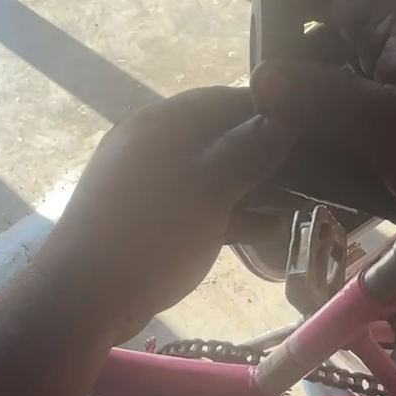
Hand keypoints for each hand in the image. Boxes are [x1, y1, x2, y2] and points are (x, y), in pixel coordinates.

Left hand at [36, 87, 295, 343]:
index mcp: (163, 122)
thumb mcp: (212, 187)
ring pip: (210, 175)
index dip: (270, 113)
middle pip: (219, 138)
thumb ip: (251, 149)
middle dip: (265, 158)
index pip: (225, 100)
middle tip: (309, 179)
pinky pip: (194, 204)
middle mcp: (151, 143)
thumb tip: (286, 117)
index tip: (311, 134)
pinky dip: (227, 213)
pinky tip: (263, 231)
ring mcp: (145, 182)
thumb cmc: (153, 231)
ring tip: (295, 209)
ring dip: (251, 190)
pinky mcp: (144, 217)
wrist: (84, 295)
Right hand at [251, 0, 395, 241]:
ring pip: (370, 80)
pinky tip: (345, 156)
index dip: (299, 1)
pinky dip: (361, 125)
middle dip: (306, 65)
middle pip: (351, 40)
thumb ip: (323, 98)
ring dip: (332, 102)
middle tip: (267, 104)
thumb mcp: (387, 127)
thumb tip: (261, 75)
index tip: (258, 26)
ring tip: (295, 136)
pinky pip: (393, 109)